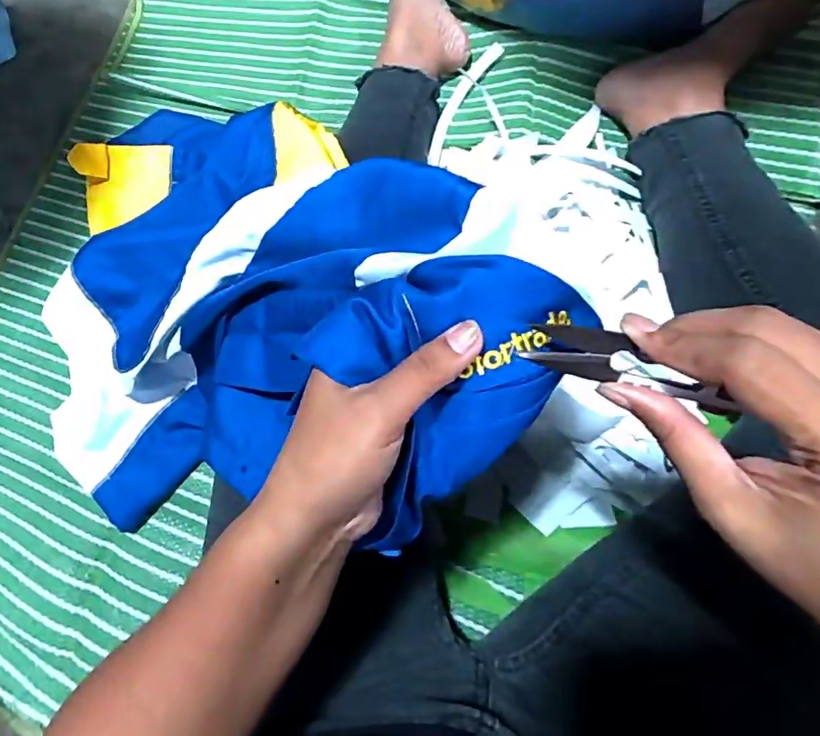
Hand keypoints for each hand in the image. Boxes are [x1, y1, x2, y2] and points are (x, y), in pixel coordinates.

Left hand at [252, 320, 483, 548]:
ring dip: (451, 370)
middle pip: (409, 346)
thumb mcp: (382, 407)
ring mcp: (375, 400)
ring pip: (419, 377)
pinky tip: (481, 387)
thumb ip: (424, 370)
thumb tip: (473, 326)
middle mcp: (360, 370)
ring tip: (501, 347)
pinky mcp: (390, 429)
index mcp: (346, 352)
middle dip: (447, 339)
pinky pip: (423, 405)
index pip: (390, 313)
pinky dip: (447, 399)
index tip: (473, 294)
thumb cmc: (338, 455)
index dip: (428, 304)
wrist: (318, 523)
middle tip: (500, 321)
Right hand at [600, 307, 819, 665]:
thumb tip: (619, 384)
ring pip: (795, 328)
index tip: (633, 338)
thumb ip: (679, 440)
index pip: (754, 366)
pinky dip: (770, 340)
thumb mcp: (733, 513)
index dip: (687, 345)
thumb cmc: (817, 571)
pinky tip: (743, 360)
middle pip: (774, 333)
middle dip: (699, 329)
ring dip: (728, 330)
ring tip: (684, 350)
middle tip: (648, 341)